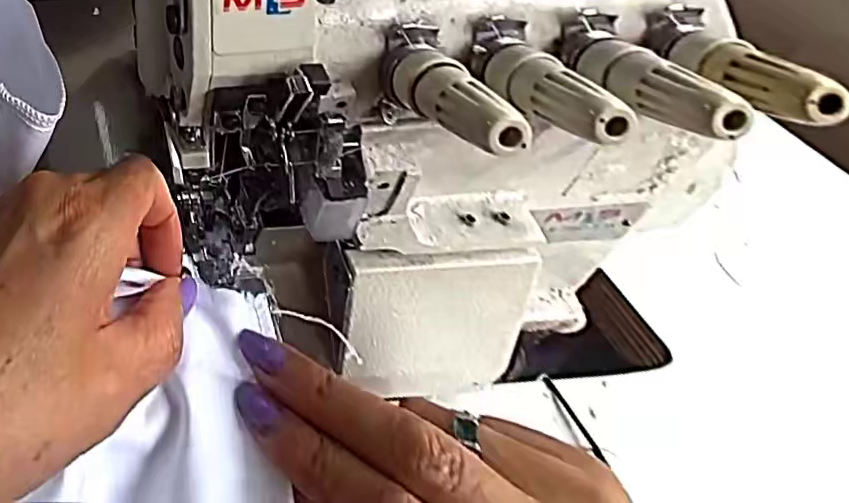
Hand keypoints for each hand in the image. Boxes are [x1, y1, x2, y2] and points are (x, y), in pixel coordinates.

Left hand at [0, 156, 193, 502]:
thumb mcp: (113, 382)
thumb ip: (163, 326)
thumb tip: (164, 300)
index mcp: (82, 221)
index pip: (146, 180)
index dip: (166, 225)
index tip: (159, 271)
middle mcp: (37, 201)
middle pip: (108, 195)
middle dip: (129, 246)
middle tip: (122, 308)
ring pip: (68, 211)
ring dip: (88, 254)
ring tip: (73, 329)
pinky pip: (29, 228)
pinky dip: (48, 259)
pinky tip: (32, 327)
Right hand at [232, 332, 629, 501]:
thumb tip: (305, 482)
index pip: (382, 501)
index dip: (310, 451)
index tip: (262, 413)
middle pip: (411, 439)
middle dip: (323, 395)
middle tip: (266, 360)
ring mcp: (575, 494)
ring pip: (442, 419)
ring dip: (370, 405)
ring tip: (313, 389)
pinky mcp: (587, 469)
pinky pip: (480, 419)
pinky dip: (430, 419)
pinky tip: (396, 420)